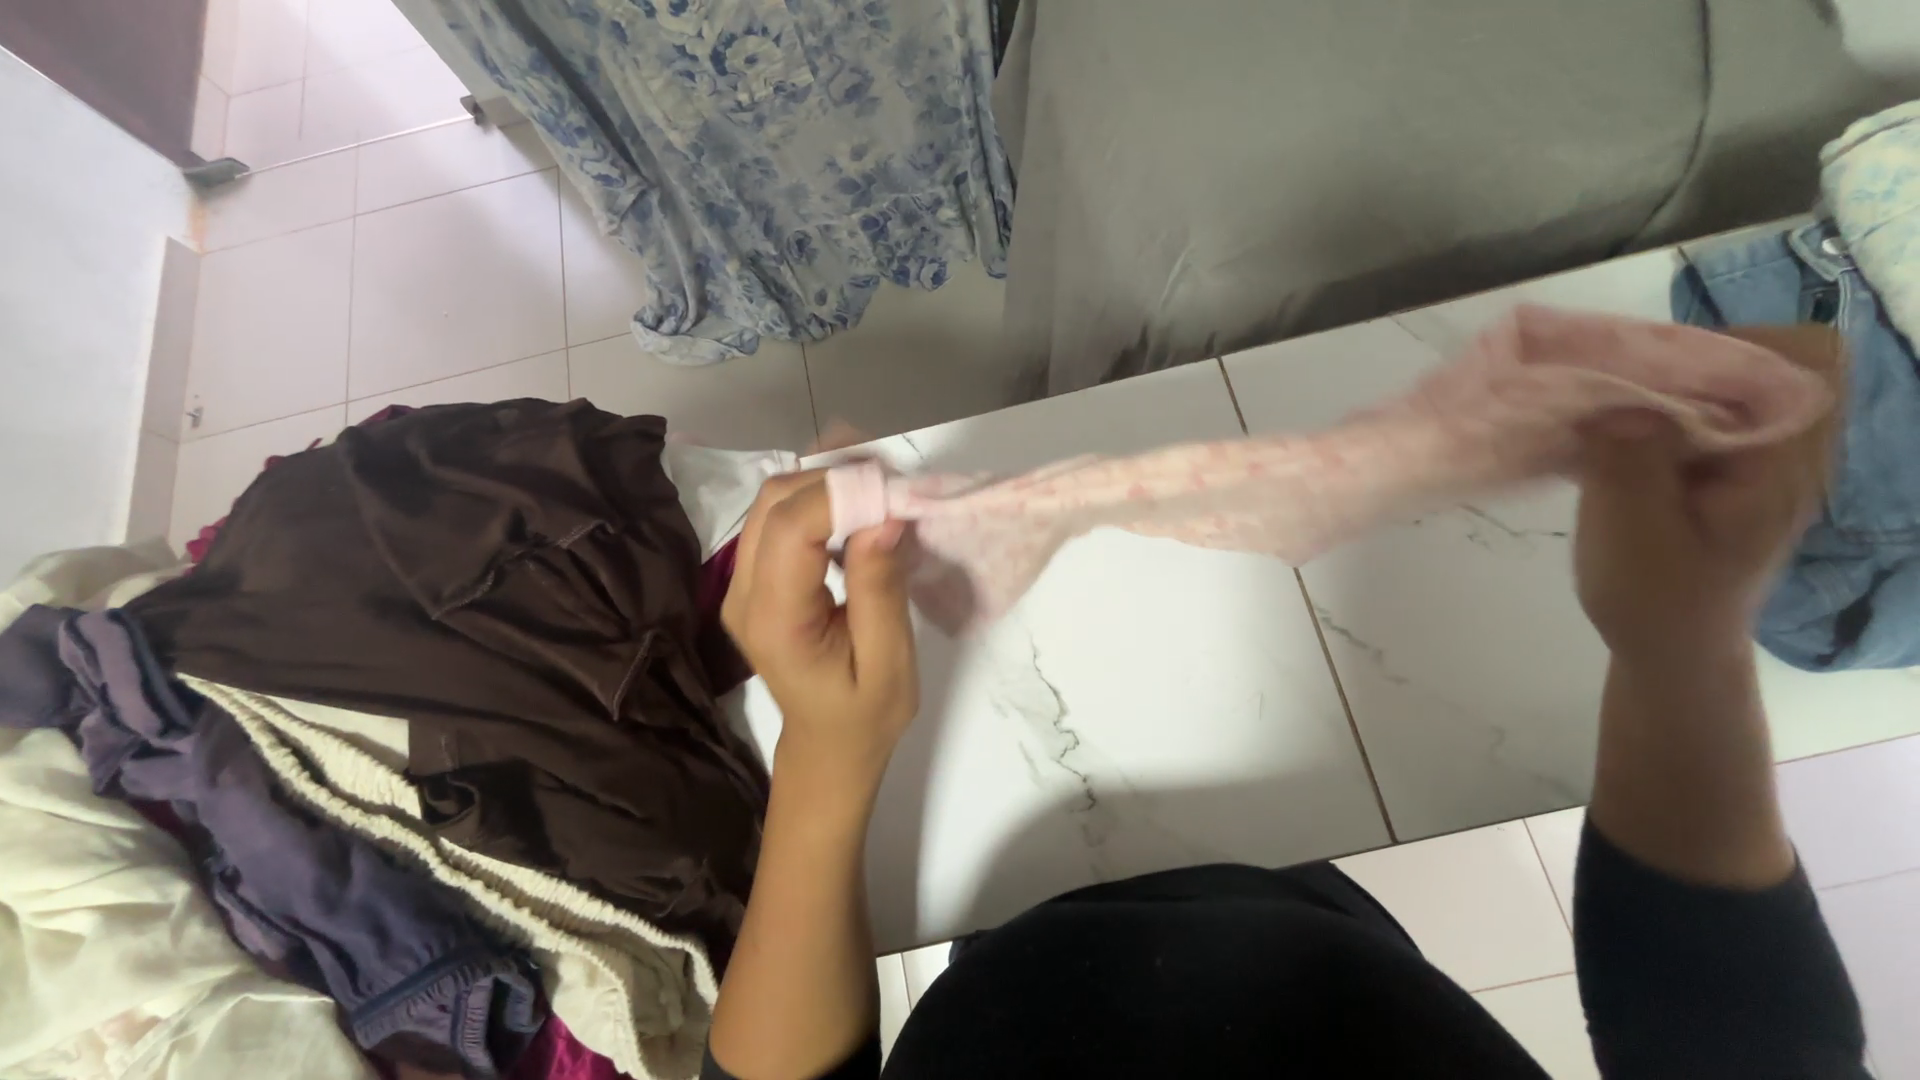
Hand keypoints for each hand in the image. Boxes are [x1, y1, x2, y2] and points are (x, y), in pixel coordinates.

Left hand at [722, 472, 918, 782]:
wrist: (828, 744)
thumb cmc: (865, 714)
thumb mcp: (889, 661)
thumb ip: (880, 588)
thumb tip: (885, 515)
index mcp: (774, 619)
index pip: (793, 528)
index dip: (842, 493)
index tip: (897, 490)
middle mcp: (743, 593)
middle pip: (774, 501)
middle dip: (835, 478)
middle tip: (894, 487)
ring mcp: (740, 583)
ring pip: (773, 500)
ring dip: (827, 482)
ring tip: (881, 491)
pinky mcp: (754, 577)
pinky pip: (778, 517)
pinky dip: (819, 498)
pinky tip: (857, 507)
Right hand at [1574, 375, 1830, 666]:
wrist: (1667, 652)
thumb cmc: (1655, 598)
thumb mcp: (1635, 532)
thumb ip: (1632, 461)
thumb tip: (1617, 401)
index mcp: (1776, 463)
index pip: (1785, 365)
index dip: (1715, 349)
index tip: (1640, 361)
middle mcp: (1773, 453)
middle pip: (1739, 374)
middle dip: (1666, 367)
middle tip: (1597, 376)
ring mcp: (1741, 466)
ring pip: (1704, 399)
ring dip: (1645, 393)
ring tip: (1588, 399)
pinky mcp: (1706, 479)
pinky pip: (1681, 428)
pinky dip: (1639, 420)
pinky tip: (1596, 432)